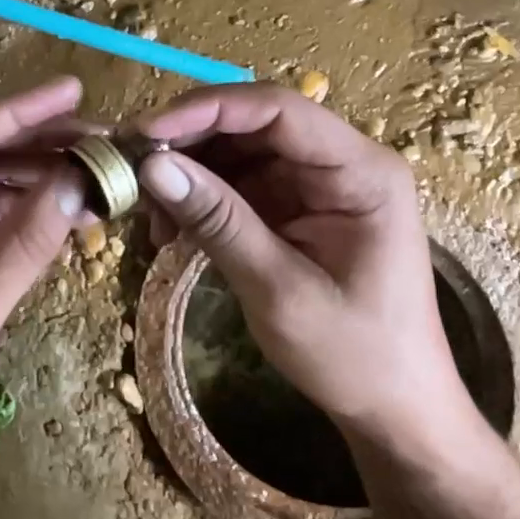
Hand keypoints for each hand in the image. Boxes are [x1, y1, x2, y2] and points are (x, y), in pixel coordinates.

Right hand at [133, 83, 464, 435]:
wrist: (391, 409)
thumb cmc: (353, 354)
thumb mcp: (279, 289)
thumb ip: (217, 221)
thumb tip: (150, 166)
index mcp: (361, 170)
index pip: (275, 109)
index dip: (205, 110)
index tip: (145, 133)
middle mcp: (339, 161)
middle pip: (249, 123)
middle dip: (186, 141)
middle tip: (128, 167)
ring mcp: (314, 181)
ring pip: (234, 148)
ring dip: (185, 171)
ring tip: (145, 210)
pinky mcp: (292, 203)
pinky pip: (234, 180)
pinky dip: (196, 197)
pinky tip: (168, 228)